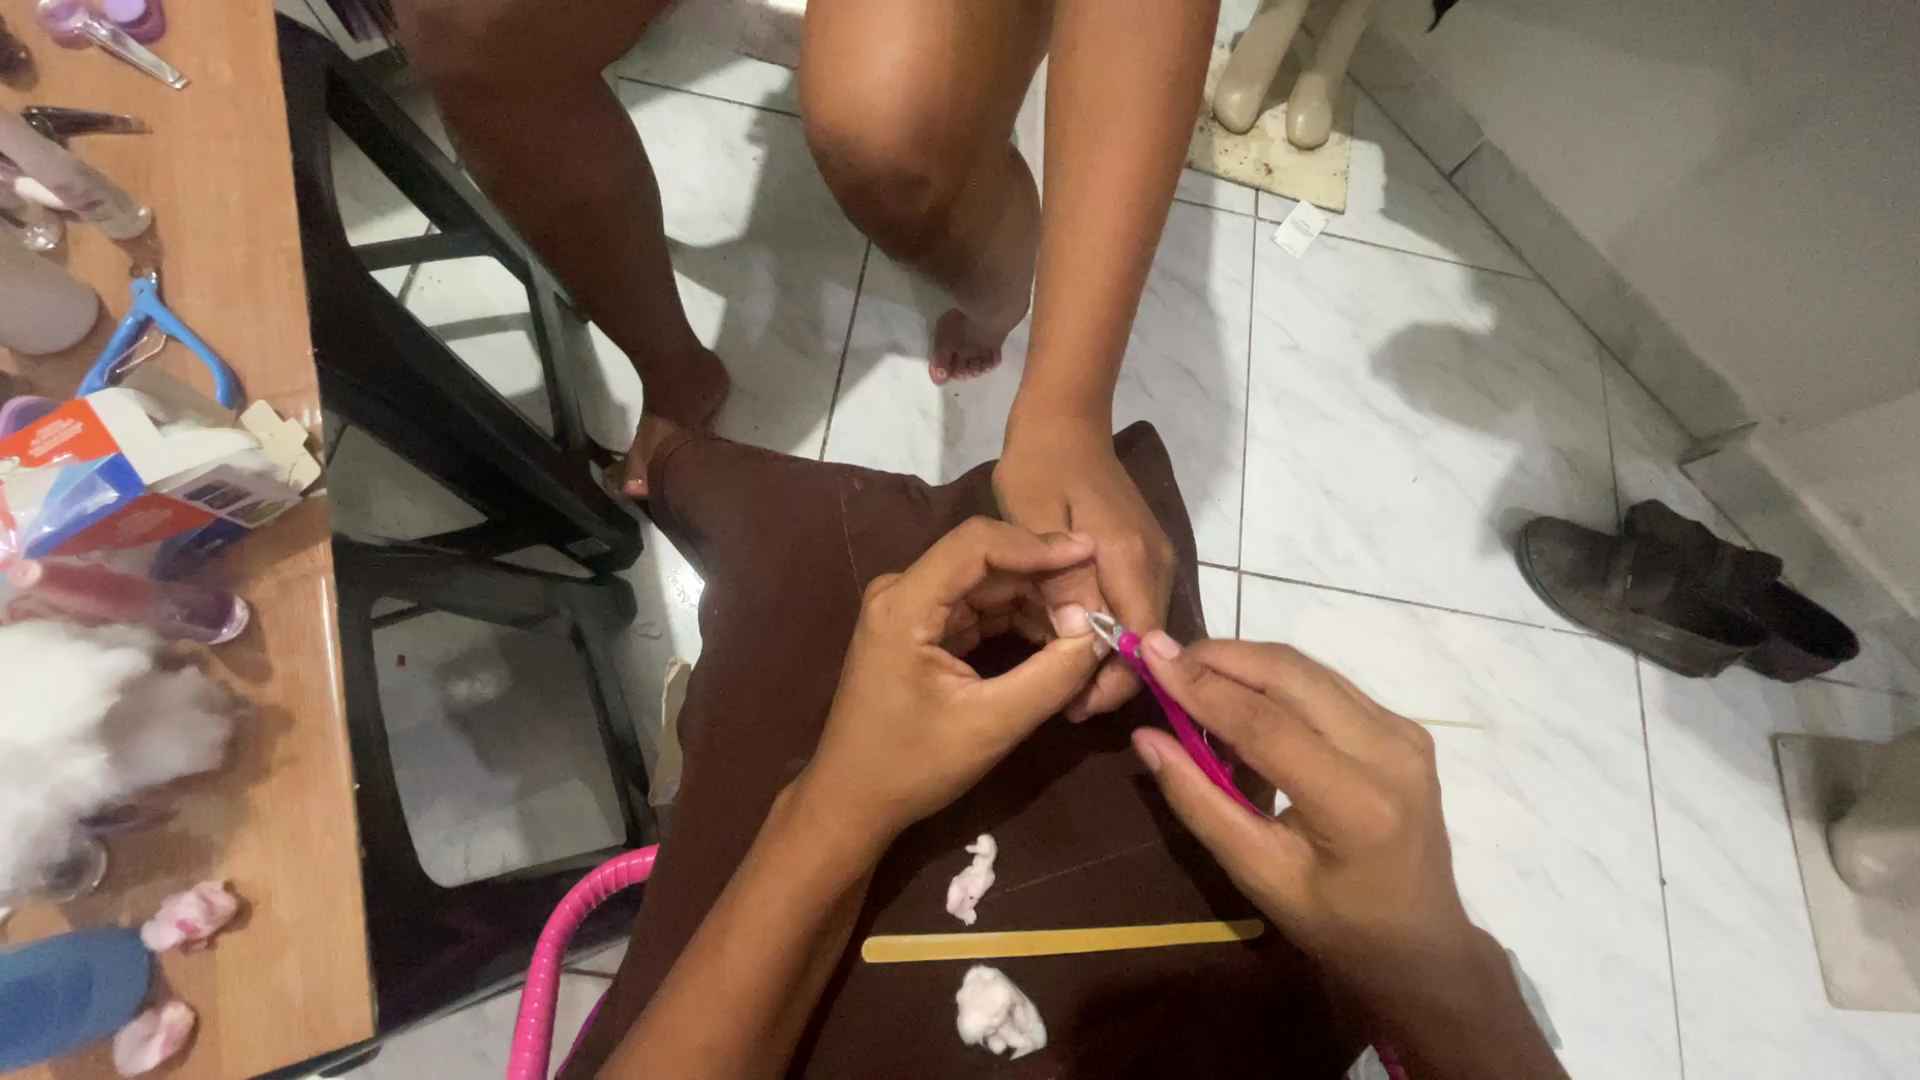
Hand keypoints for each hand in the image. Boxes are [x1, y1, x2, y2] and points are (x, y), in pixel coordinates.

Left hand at [798, 518, 1109, 848]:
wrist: (854, 798)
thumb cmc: (912, 766)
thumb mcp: (990, 724)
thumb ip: (1051, 675)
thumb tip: (1101, 633)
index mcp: (905, 604)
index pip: (978, 544)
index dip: (1038, 544)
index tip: (1091, 555)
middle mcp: (904, 590)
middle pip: (988, 560)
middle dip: (1047, 578)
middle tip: (1100, 606)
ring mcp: (912, 606)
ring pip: (989, 582)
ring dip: (1038, 599)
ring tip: (1087, 624)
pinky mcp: (923, 625)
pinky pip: (980, 606)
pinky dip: (1019, 618)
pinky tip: (1058, 636)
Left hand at [994, 419, 1173, 720]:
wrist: (1064, 419)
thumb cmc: (1038, 466)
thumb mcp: (1033, 520)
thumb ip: (1061, 583)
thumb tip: (1083, 643)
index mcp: (1129, 557)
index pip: (1140, 642)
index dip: (1110, 683)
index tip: (1070, 708)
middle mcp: (1153, 563)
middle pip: (1144, 640)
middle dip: (1102, 676)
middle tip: (1055, 701)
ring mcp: (1151, 558)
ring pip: (1135, 626)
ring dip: (1098, 655)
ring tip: (1050, 676)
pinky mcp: (1140, 555)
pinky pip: (1126, 605)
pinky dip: (1098, 628)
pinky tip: (1060, 637)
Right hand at [1129, 636, 1479, 1006]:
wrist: (1422, 941)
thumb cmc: (1333, 921)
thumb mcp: (1255, 873)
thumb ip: (1198, 800)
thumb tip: (1146, 736)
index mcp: (1356, 805)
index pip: (1264, 724)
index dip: (1201, 685)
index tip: (1149, 652)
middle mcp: (1389, 753)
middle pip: (1288, 675)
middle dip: (1218, 656)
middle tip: (1164, 659)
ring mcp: (1402, 732)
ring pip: (1304, 668)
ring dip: (1241, 661)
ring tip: (1191, 677)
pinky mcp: (1402, 724)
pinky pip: (1321, 681)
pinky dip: (1269, 677)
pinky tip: (1238, 696)